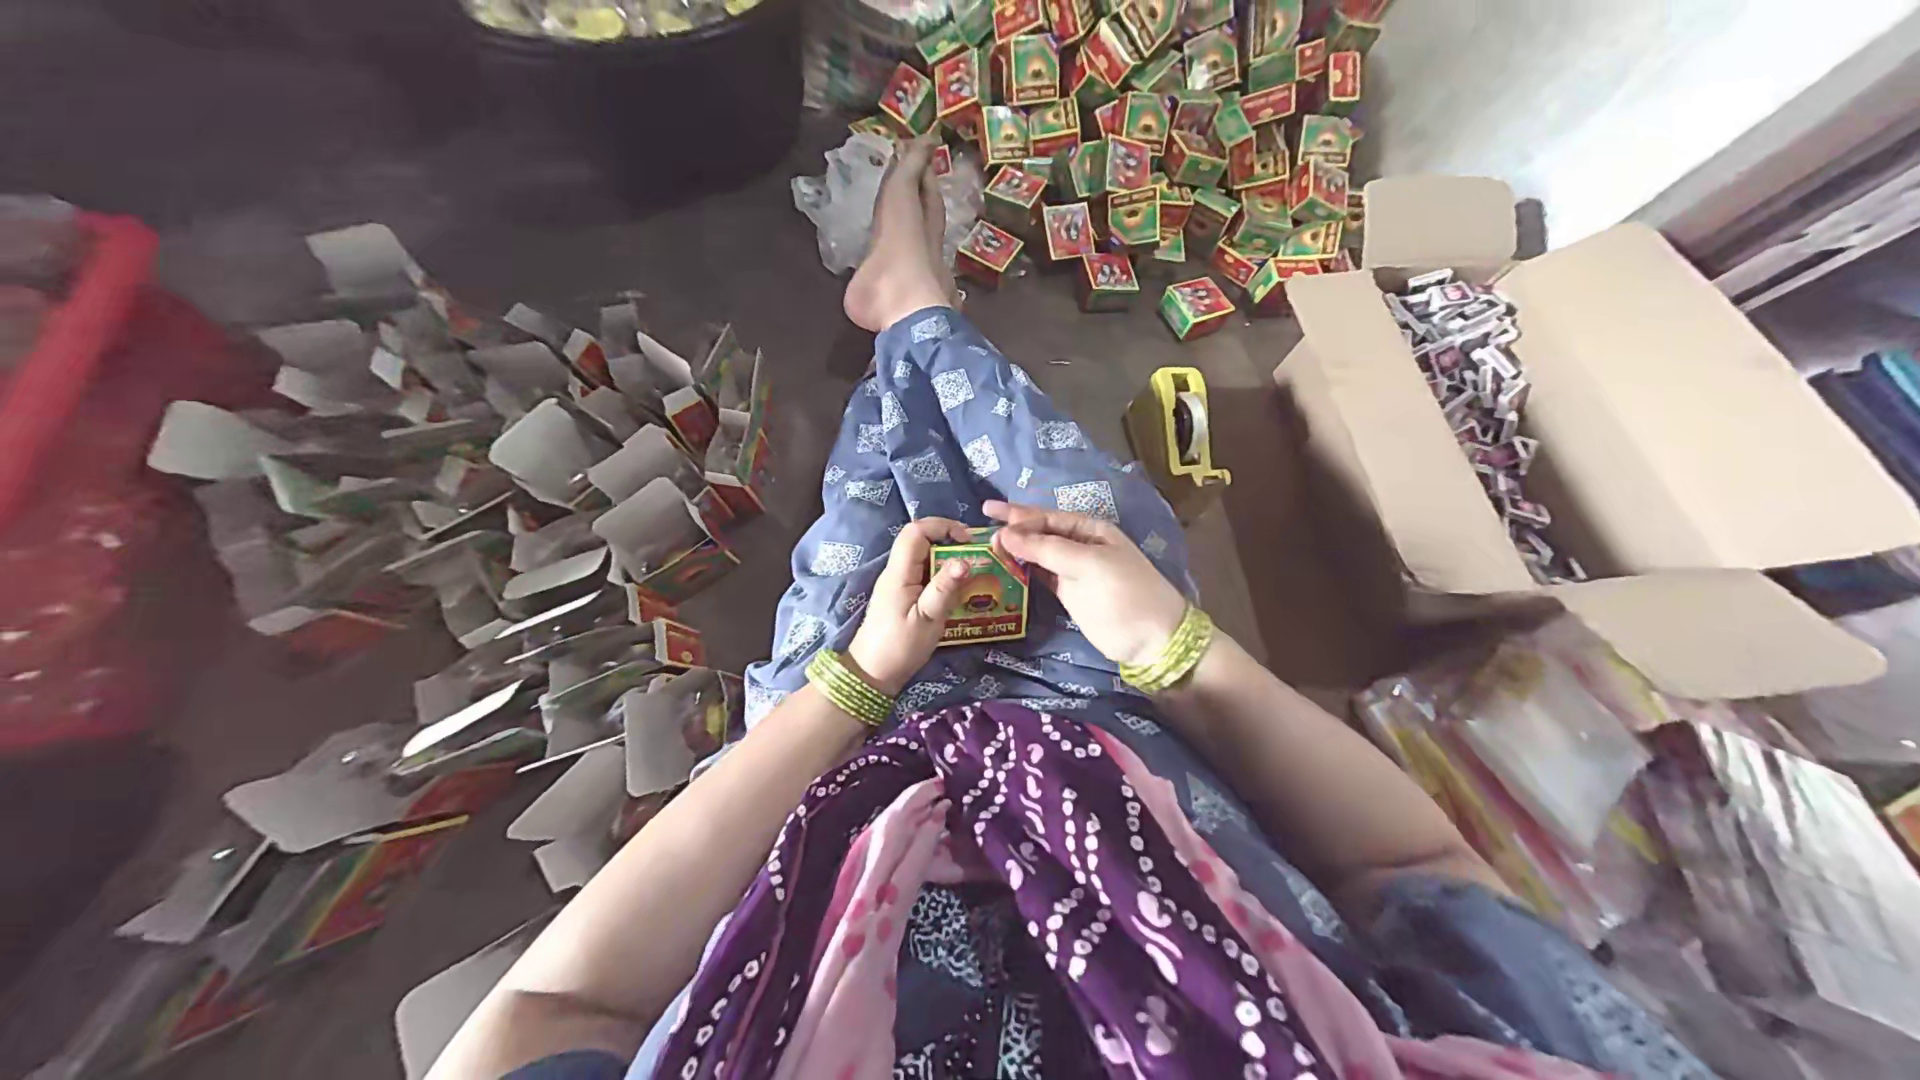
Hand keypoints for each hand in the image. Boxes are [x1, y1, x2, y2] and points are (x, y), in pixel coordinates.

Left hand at [846, 518, 980, 695]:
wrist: (872, 674)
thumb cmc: (899, 647)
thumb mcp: (928, 619)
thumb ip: (945, 588)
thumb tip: (965, 560)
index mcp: (899, 572)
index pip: (916, 531)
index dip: (942, 526)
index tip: (968, 539)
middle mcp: (896, 571)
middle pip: (921, 540)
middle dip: (950, 541)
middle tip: (976, 556)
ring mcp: (898, 583)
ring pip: (924, 557)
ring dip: (948, 559)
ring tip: (973, 572)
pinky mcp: (902, 595)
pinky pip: (924, 573)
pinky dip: (942, 575)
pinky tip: (958, 590)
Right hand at [985, 500, 1187, 668]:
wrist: (1151, 638)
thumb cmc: (1124, 594)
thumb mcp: (1088, 565)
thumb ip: (1046, 549)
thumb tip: (1006, 535)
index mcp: (1089, 530)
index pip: (1047, 517)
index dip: (1019, 517)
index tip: (990, 519)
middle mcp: (1079, 545)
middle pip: (1040, 531)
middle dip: (1013, 526)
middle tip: (981, 520)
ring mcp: (1073, 569)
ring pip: (1037, 553)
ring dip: (1015, 548)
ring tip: (987, 545)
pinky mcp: (1067, 592)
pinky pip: (1040, 574)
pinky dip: (1022, 569)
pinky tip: (1005, 566)